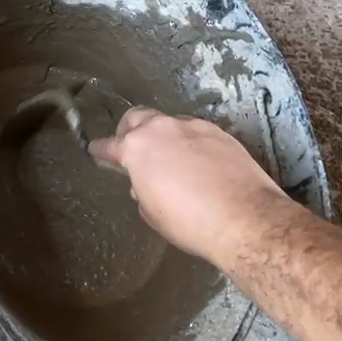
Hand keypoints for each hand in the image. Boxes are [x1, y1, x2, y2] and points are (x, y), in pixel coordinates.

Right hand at [87, 108, 295, 263]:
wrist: (245, 219)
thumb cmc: (189, 222)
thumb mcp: (153, 213)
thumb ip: (142, 190)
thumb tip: (146, 182)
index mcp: (136, 147)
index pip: (108, 144)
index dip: (100, 151)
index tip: (96, 151)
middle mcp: (160, 128)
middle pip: (136, 118)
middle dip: (130, 131)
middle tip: (134, 150)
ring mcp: (191, 126)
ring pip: (168, 123)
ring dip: (164, 137)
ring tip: (173, 159)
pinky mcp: (218, 131)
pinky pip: (195, 132)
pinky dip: (190, 143)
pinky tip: (200, 163)